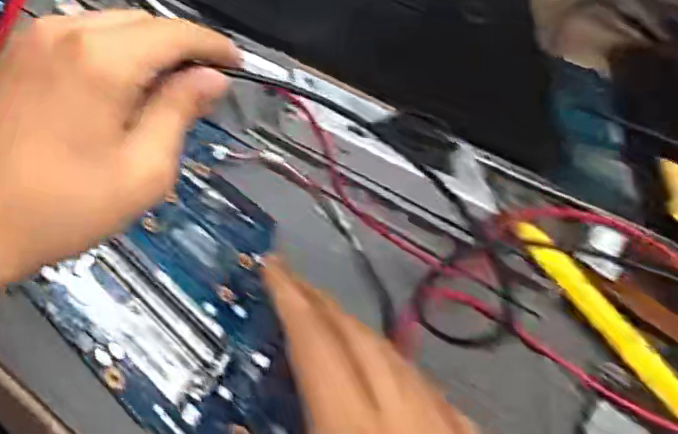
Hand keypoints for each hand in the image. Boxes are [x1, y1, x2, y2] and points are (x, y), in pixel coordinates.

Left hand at [0, 12, 237, 286]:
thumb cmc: (65, 201)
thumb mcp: (142, 169)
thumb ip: (178, 111)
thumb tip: (210, 77)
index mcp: (100, 56)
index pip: (173, 31)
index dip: (211, 45)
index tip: (237, 66)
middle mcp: (64, 29)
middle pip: (137, 20)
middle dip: (174, 45)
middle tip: (199, 85)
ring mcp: (33, 33)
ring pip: (104, 22)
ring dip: (136, 45)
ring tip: (157, 88)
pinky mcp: (15, 47)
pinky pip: (72, 32)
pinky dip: (100, 47)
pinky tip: (110, 84)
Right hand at [267, 260, 478, 432]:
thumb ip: (266, 426)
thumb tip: (228, 414)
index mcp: (349, 419)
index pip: (313, 337)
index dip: (288, 292)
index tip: (270, 261)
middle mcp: (403, 418)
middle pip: (360, 339)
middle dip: (322, 302)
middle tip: (290, 280)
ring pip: (405, 363)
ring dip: (365, 332)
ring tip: (334, 315)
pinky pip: (449, 405)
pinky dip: (416, 377)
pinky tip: (403, 372)